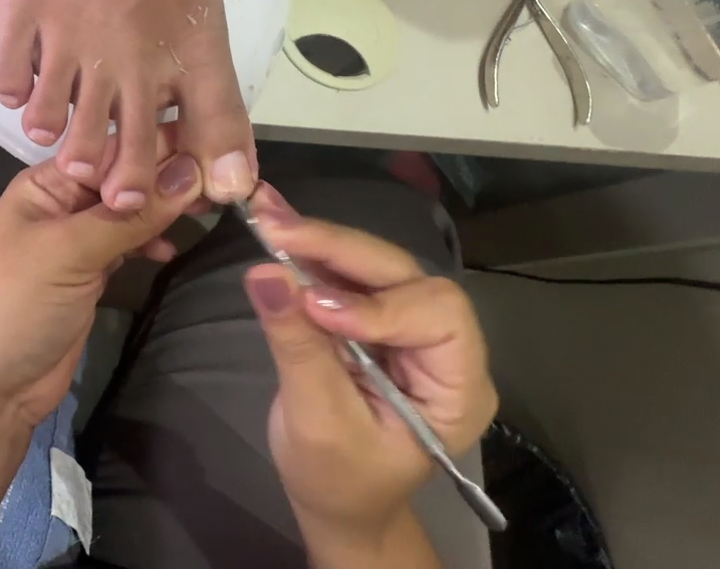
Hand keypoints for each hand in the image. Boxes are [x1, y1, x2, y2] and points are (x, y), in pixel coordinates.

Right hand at [0, 0, 256, 214]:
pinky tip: (24, 80)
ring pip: (68, 123)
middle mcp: (140, 44)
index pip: (218, 125)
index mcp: (199, 29)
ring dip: (69, 139)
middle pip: (132, 144)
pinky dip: (18, 87)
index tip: (214, 191)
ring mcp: (75, 24)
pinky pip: (11, 74)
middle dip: (127, 176)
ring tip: (65, 137)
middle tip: (115, 181)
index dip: (218, 167)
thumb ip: (191, 2)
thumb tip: (167, 37)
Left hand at [0, 131, 205, 427]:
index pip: (109, 151)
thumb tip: (190, 173)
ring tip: (207, 208)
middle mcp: (61, 203)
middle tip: (221, 177)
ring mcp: (76, 241)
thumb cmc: (16, 305)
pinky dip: (149, 243)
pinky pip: (126, 245)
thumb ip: (130, 215)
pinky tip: (171, 250)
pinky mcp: (89, 275)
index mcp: (46, 183)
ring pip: (128, 213)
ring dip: (162, 211)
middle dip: (165, 178)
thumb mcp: (70, 252)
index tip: (210, 144)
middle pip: (122, 180)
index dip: (157, 147)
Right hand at [241, 183, 496, 547]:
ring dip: (317, 240)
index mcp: (456, 384)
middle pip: (399, 274)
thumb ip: (298, 346)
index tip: (315, 307)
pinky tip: (272, 221)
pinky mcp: (363, 312)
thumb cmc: (338, 479)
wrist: (334, 499)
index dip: (378, 305)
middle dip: (338, 250)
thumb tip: (263, 273)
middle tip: (274, 231)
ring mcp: (400, 323)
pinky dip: (305, 245)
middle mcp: (438, 343)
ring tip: (266, 220)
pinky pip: (339, 269)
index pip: (437, 316)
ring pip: (368, 263)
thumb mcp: (317, 420)